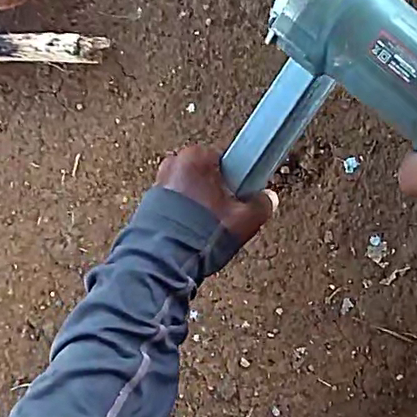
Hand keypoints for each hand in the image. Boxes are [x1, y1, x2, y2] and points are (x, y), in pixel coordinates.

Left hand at [155, 146, 276, 243]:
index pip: (226, 160)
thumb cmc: (200, 233)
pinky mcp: (148, 203)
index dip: (237, 180)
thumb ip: (261, 205)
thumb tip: (268, 199)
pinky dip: (183, 215)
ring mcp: (158, 183)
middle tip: (225, 214)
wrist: (163, 259)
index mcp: (196, 157)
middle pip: (206, 175)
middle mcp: (173, 164)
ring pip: (190, 190)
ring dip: (199, 204)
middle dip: (216, 192)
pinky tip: (193, 233)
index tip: (241, 195)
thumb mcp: (244, 219)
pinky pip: (174, 205)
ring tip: (208, 227)